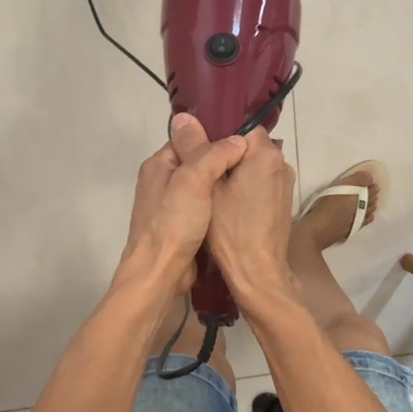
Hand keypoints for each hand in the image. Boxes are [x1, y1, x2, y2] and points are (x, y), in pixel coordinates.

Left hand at [117, 113, 247, 296]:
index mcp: (159, 164)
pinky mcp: (183, 226)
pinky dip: (220, 206)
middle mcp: (163, 182)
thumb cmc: (173, 223)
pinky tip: (239, 205)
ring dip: (224, 186)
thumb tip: (238, 139)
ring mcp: (172, 206)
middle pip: (198, 163)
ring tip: (252, 179)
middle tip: (254, 161)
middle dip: (224, 163)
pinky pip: (206, 208)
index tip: (244, 141)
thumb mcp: (193, 179)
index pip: (190, 140)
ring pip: (204, 187)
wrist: (160, 273)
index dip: (216, 138)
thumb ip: (214, 154)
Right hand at [204, 126, 297, 297]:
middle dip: (224, 156)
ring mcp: (285, 185)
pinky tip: (227, 204)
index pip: (241, 127)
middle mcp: (282, 164)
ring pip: (253, 167)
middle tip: (199, 171)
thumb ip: (196, 148)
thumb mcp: (206, 186)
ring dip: (234, 173)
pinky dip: (244, 188)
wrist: (257, 271)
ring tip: (209, 189)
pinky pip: (260, 184)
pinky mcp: (283, 203)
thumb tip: (183, 117)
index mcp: (266, 154)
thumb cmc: (230, 229)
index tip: (198, 150)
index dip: (217, 135)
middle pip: (247, 147)